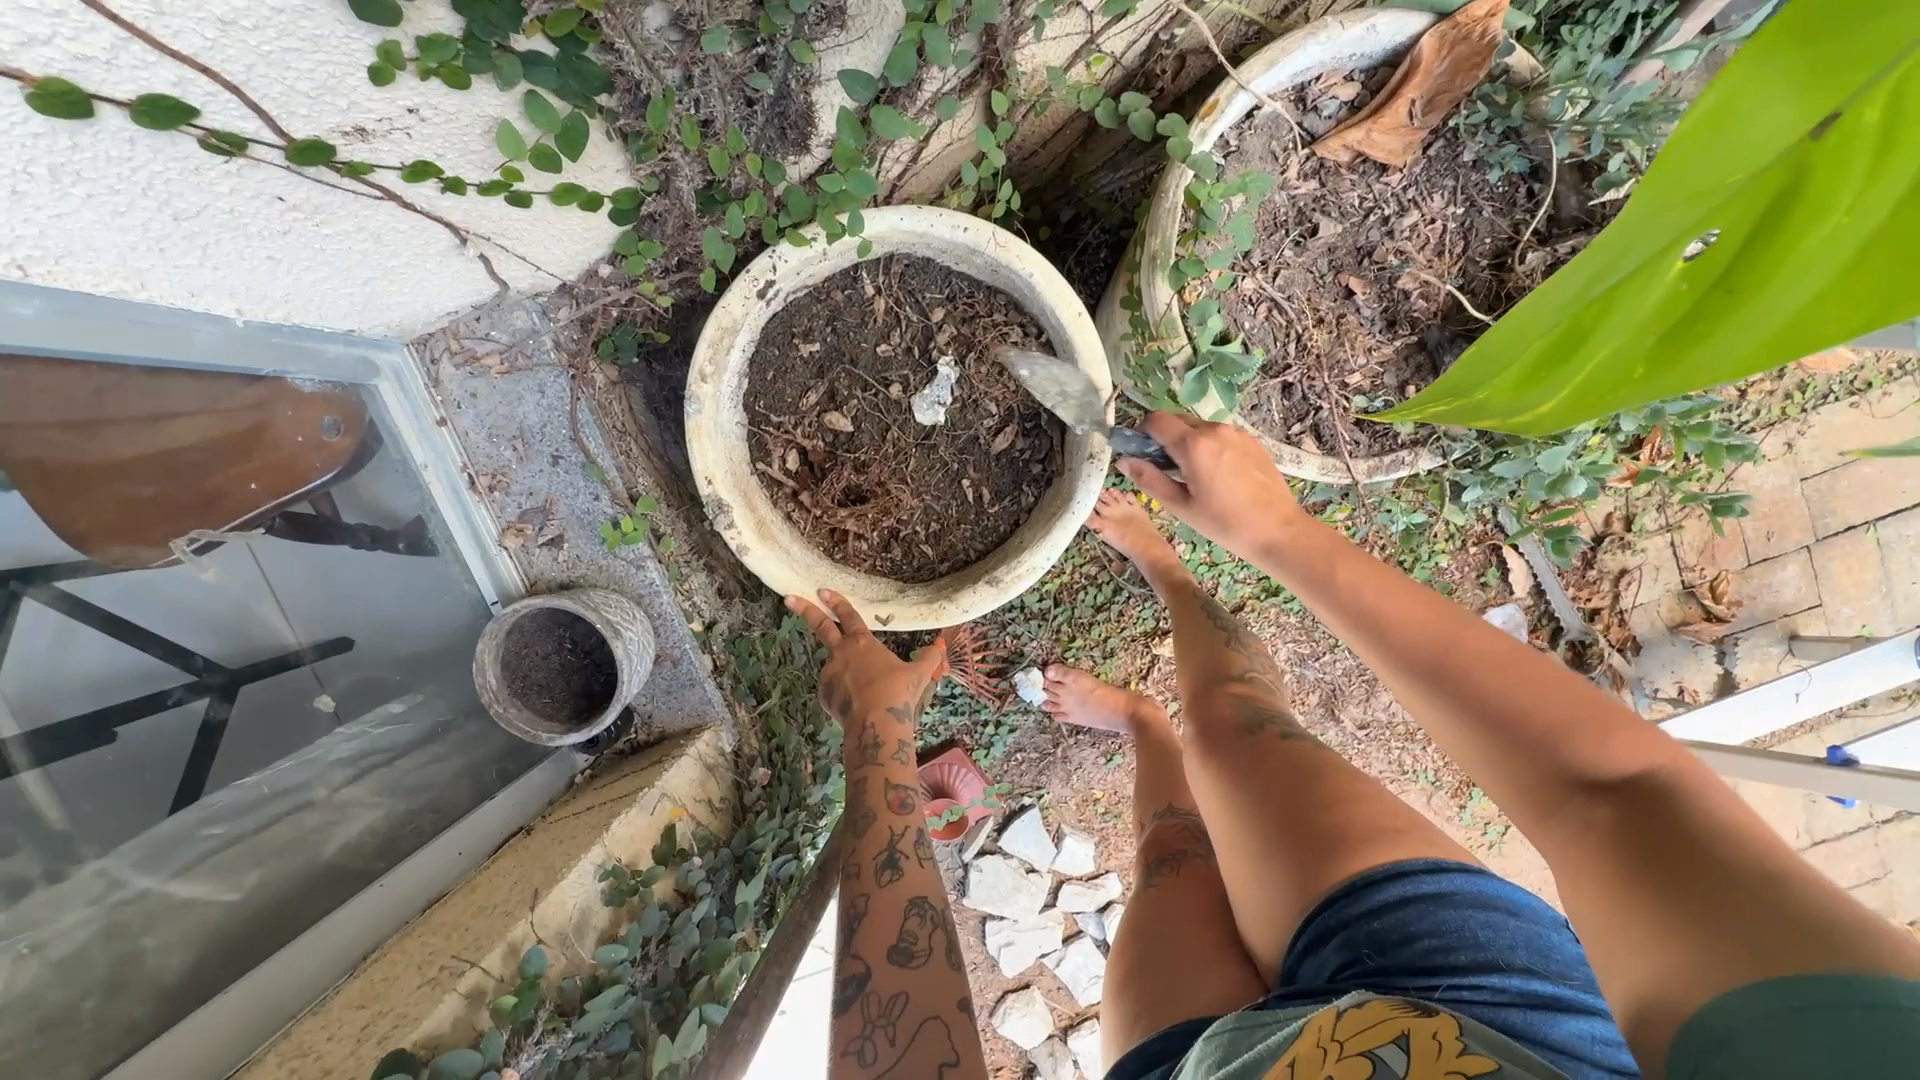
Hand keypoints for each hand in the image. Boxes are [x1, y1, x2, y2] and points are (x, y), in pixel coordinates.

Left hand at [787, 589, 947, 726]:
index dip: (838, 602)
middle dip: (806, 610)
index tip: (823, 590)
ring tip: (867, 695)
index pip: (849, 616)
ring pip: (836, 669)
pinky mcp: (823, 693)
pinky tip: (858, 705)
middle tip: (789, 599)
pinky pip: (833, 690)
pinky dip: (843, 694)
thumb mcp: (919, 674)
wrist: (876, 721)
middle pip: (821, 627)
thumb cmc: (898, 692)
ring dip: (845, 676)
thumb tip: (939, 647)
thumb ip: (929, 658)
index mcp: (863, 643)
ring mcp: (829, 673)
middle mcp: (842, 653)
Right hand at [1117, 411, 1307, 557]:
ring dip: (1187, 442)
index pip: (1157, 420)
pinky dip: (1209, 446)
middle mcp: (1215, 430)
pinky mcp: (1251, 440)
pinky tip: (1216, 474)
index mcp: (1194, 445)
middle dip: (1164, 438)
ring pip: (1199, 427)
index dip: (1142, 432)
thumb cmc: (1223, 523)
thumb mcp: (1180, 506)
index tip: (1141, 453)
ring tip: (1193, 474)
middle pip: (1178, 420)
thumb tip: (1125, 461)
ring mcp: (1236, 433)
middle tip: (1165, 468)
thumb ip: (1149, 479)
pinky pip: (1220, 435)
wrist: (1277, 530)